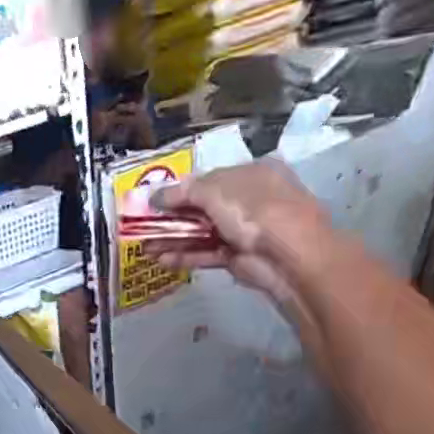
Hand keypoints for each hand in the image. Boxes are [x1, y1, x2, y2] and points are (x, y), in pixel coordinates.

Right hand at [152, 157, 338, 305]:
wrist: (289, 255)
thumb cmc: (254, 210)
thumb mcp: (215, 191)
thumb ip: (182, 192)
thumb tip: (154, 196)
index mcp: (252, 173)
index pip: (209, 178)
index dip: (180, 189)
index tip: (154, 201)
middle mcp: (249, 199)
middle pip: (203, 207)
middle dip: (172, 217)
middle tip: (144, 225)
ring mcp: (245, 230)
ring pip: (202, 233)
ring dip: (173, 239)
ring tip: (144, 247)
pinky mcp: (239, 258)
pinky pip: (207, 254)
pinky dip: (185, 256)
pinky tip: (161, 260)